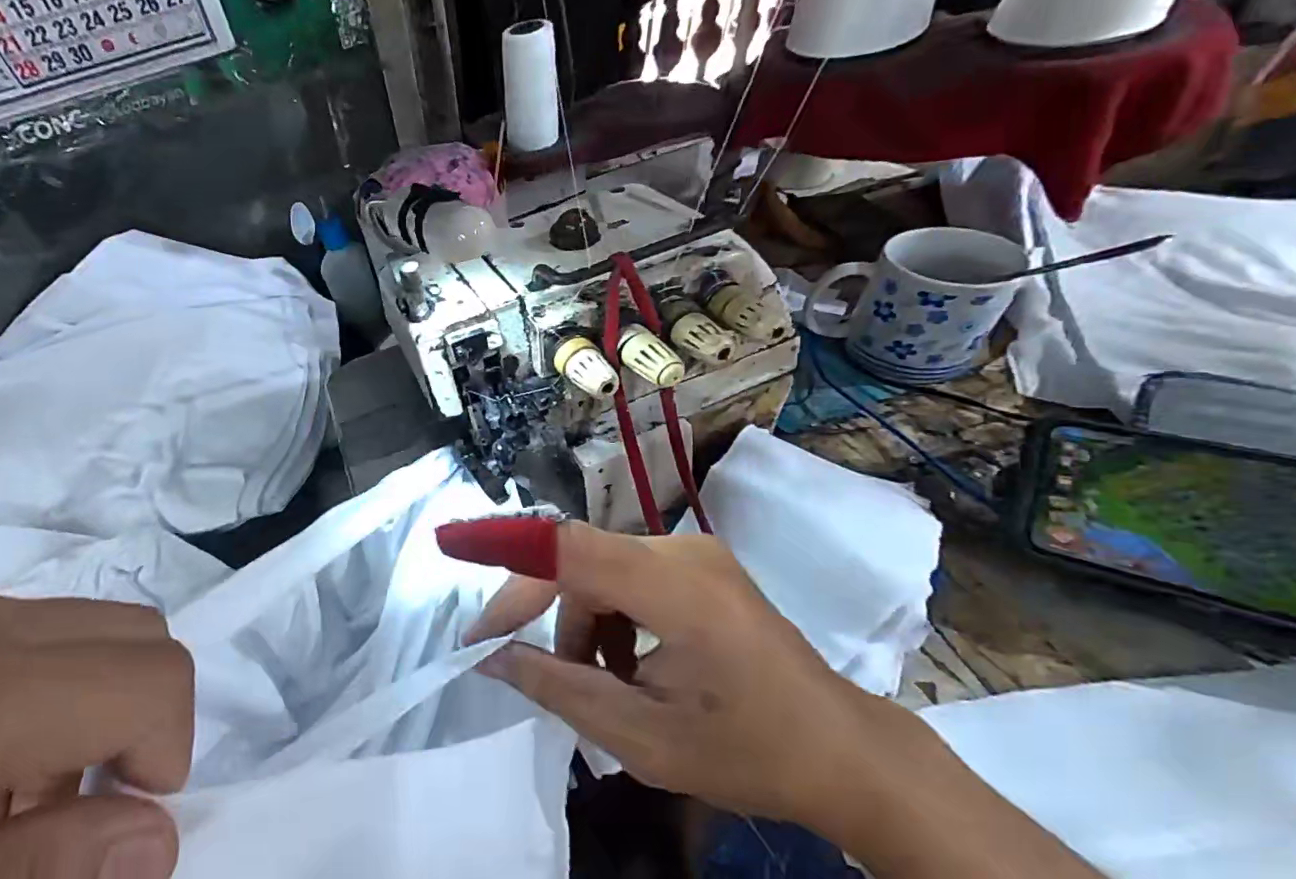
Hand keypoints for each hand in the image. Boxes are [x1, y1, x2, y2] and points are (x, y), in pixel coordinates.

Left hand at [0, 584, 193, 878]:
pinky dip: (3, 700)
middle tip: (64, 832)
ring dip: (67, 716)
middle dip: (132, 726)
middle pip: (125, 630)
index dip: (166, 756)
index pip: (149, 673)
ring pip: (59, 628)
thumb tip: (152, 839)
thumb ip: (18, 878)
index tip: (120, 840)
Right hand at [465, 523, 880, 826]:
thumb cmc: (749, 752)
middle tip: (507, 658)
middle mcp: (680, 550)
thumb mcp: (642, 737)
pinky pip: (624, 576)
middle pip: (576, 559)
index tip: (450, 547)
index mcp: (676, 589)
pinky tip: (624, 665)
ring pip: (597, 570)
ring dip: (578, 623)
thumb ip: (558, 688)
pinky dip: (607, 617)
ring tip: (592, 683)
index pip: (568, 546)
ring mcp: (692, 552)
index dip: (503, 541)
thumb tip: (493, 658)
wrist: (845, 752)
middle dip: (538, 610)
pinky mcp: (697, 565)